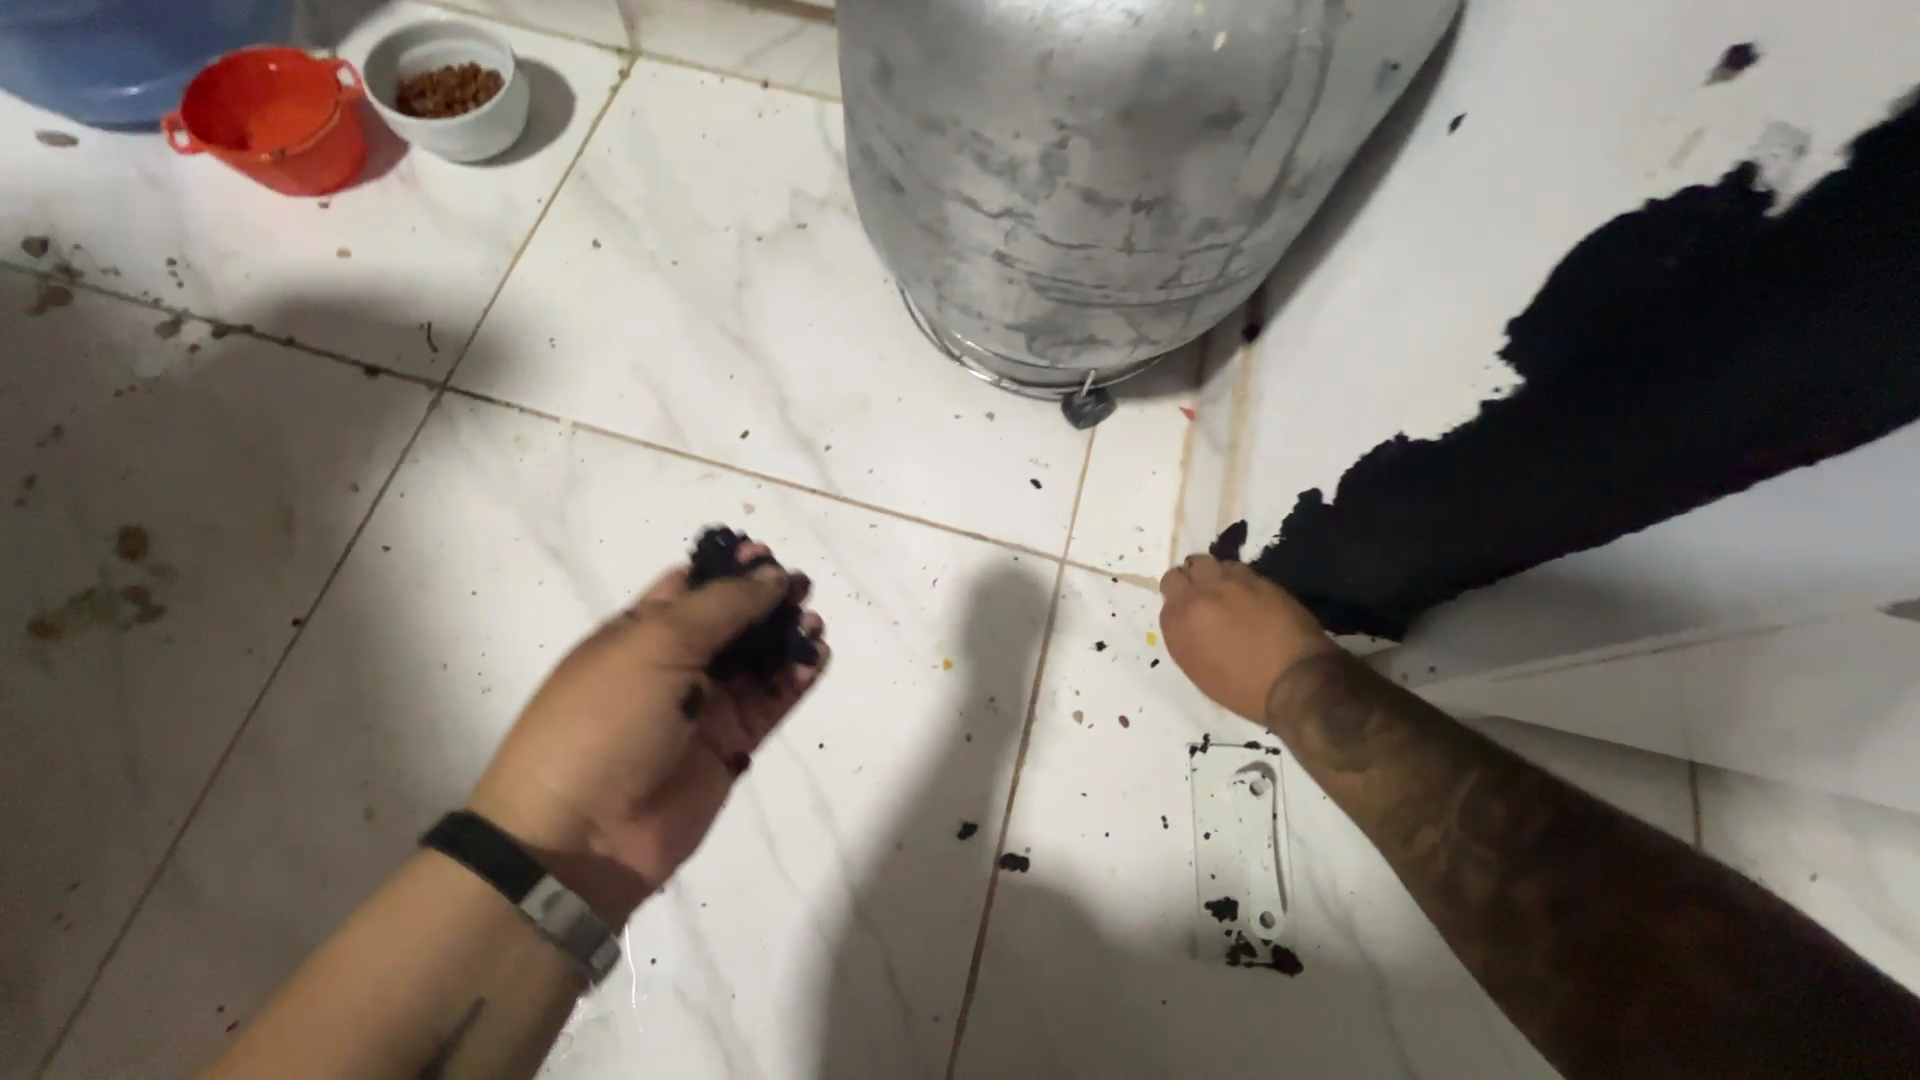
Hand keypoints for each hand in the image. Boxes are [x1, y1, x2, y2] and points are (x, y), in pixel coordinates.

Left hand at [466, 542, 828, 922]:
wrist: (580, 836)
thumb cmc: (604, 721)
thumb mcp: (654, 644)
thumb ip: (721, 606)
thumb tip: (772, 576)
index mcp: (638, 631)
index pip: (691, 586)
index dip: (730, 568)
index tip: (769, 556)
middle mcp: (673, 664)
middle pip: (731, 621)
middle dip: (766, 601)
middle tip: (802, 589)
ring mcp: (703, 707)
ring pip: (756, 661)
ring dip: (786, 638)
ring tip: (814, 625)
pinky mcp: (730, 746)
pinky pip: (771, 703)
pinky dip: (795, 680)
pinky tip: (816, 659)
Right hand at [1158, 554, 1334, 721]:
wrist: (1294, 681)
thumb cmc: (1242, 689)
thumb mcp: (1198, 671)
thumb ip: (1185, 637)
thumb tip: (1190, 622)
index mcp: (1178, 622)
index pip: (1167, 592)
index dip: (1178, 599)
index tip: (1189, 610)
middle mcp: (1199, 596)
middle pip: (1185, 570)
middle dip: (1191, 579)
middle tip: (1203, 595)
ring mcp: (1230, 583)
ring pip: (1211, 563)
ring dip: (1214, 575)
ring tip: (1226, 592)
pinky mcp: (1259, 580)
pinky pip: (1239, 569)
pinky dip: (1239, 579)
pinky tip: (1249, 596)